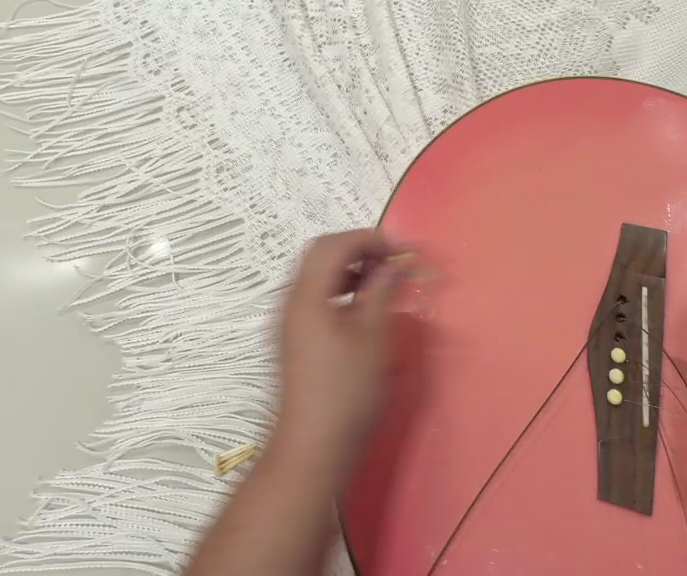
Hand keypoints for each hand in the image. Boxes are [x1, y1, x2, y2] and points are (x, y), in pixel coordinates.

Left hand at [268, 230, 403, 484]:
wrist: (312, 446)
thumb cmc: (346, 392)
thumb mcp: (373, 339)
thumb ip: (382, 293)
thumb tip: (392, 265)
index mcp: (306, 295)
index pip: (333, 245)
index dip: (367, 239)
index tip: (398, 251)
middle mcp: (290, 300)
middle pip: (320, 254)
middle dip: (356, 249)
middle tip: (389, 262)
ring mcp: (288, 319)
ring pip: (316, 274)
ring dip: (348, 267)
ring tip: (380, 281)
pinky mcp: (293, 336)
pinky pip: (314, 295)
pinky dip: (338, 287)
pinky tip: (360, 305)